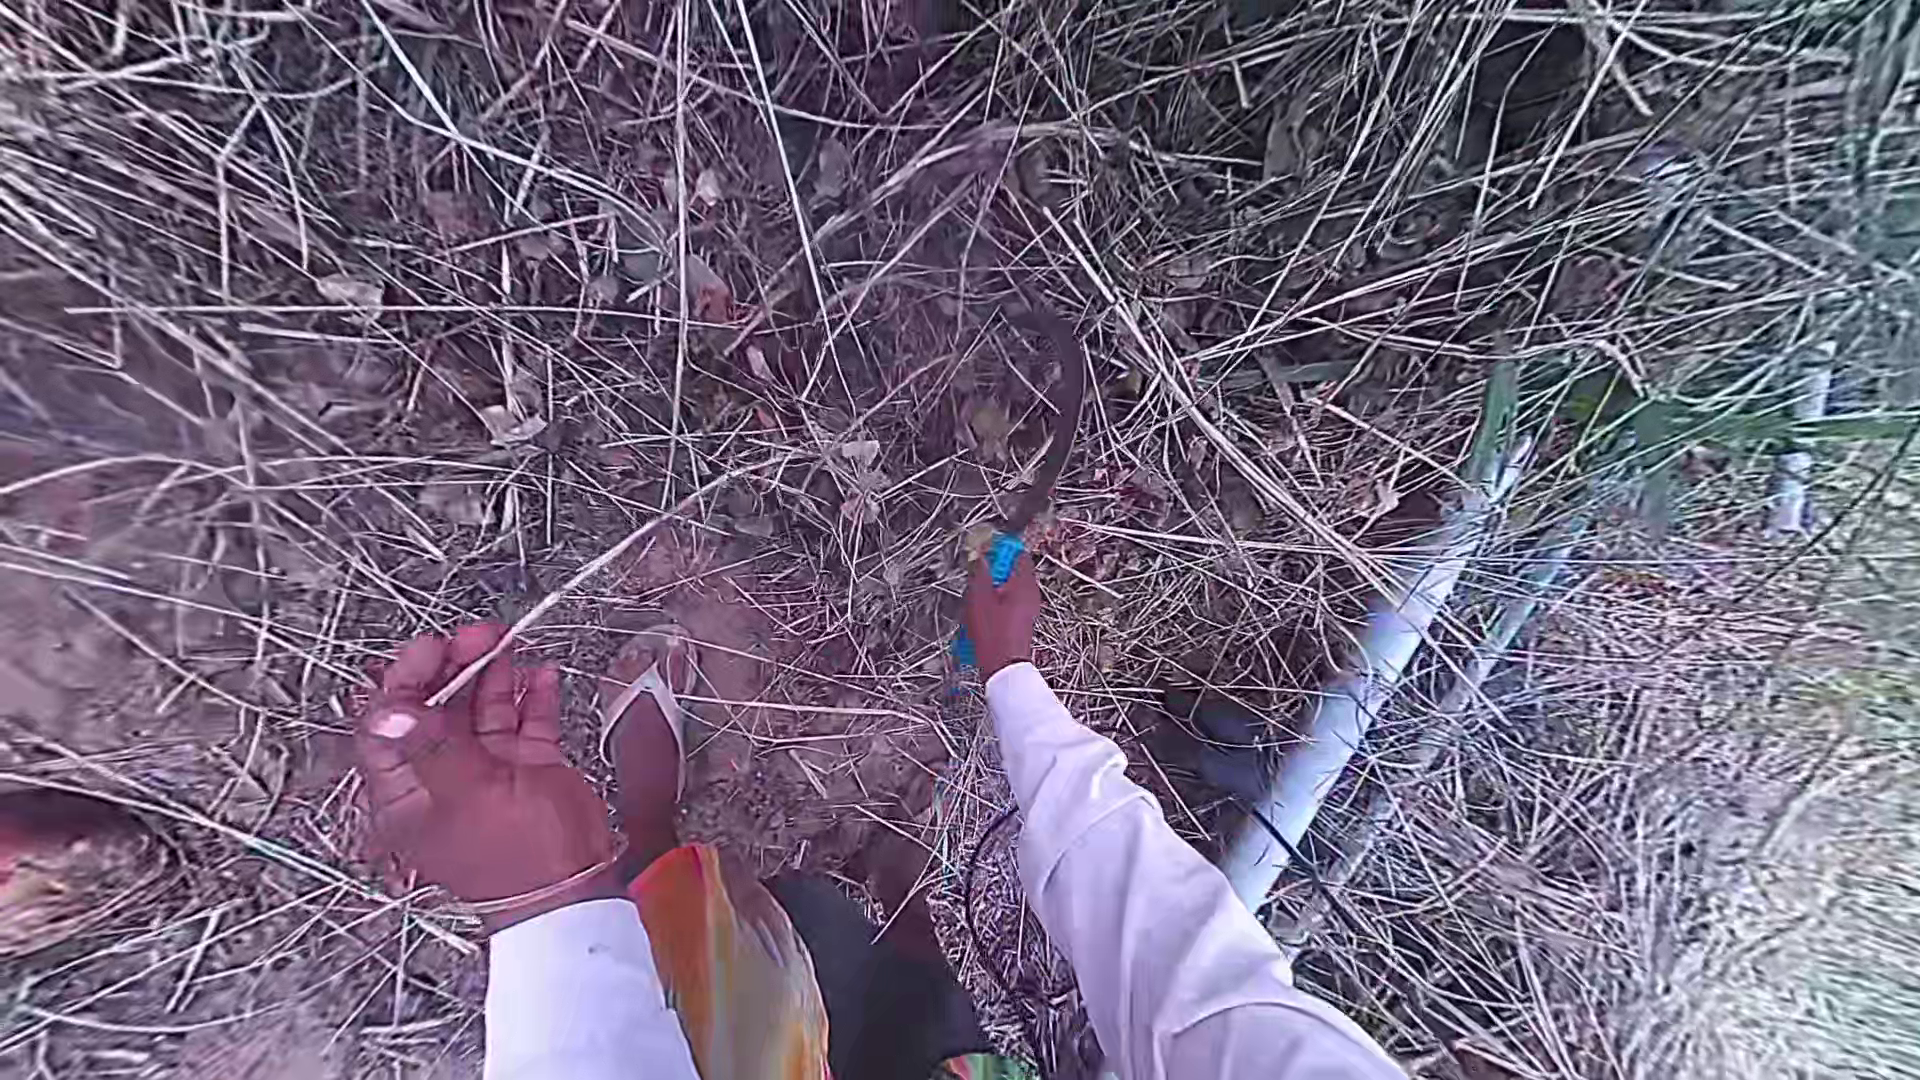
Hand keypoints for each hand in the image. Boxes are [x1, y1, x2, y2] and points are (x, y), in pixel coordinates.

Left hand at [356, 623, 620, 931]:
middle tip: (479, 636)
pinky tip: (541, 676)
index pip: (393, 725)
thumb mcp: (472, 796)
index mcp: (411, 789)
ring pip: (485, 709)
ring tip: (509, 644)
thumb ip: (435, 750)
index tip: (432, 647)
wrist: (574, 877)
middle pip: (441, 709)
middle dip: (457, 669)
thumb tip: (386, 713)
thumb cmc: (516, 852)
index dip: (406, 682)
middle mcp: (446, 772)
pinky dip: (534, 696)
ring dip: (496, 675)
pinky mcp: (530, 762)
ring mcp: (491, 765)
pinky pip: (527, 720)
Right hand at [961, 552, 1040, 676]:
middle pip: (1014, 571)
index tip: (987, 553)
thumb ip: (981, 572)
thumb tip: (981, 558)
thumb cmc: (994, 632)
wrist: (1003, 665)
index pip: (1018, 554)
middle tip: (978, 577)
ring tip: (977, 598)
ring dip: (993, 588)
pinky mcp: (1022, 621)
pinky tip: (982, 613)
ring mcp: (1028, 608)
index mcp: (1024, 583)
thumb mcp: (979, 596)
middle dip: (994, 571)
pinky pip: (1009, 603)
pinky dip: (996, 603)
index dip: (1002, 550)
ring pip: (1010, 588)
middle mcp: (1030, 594)